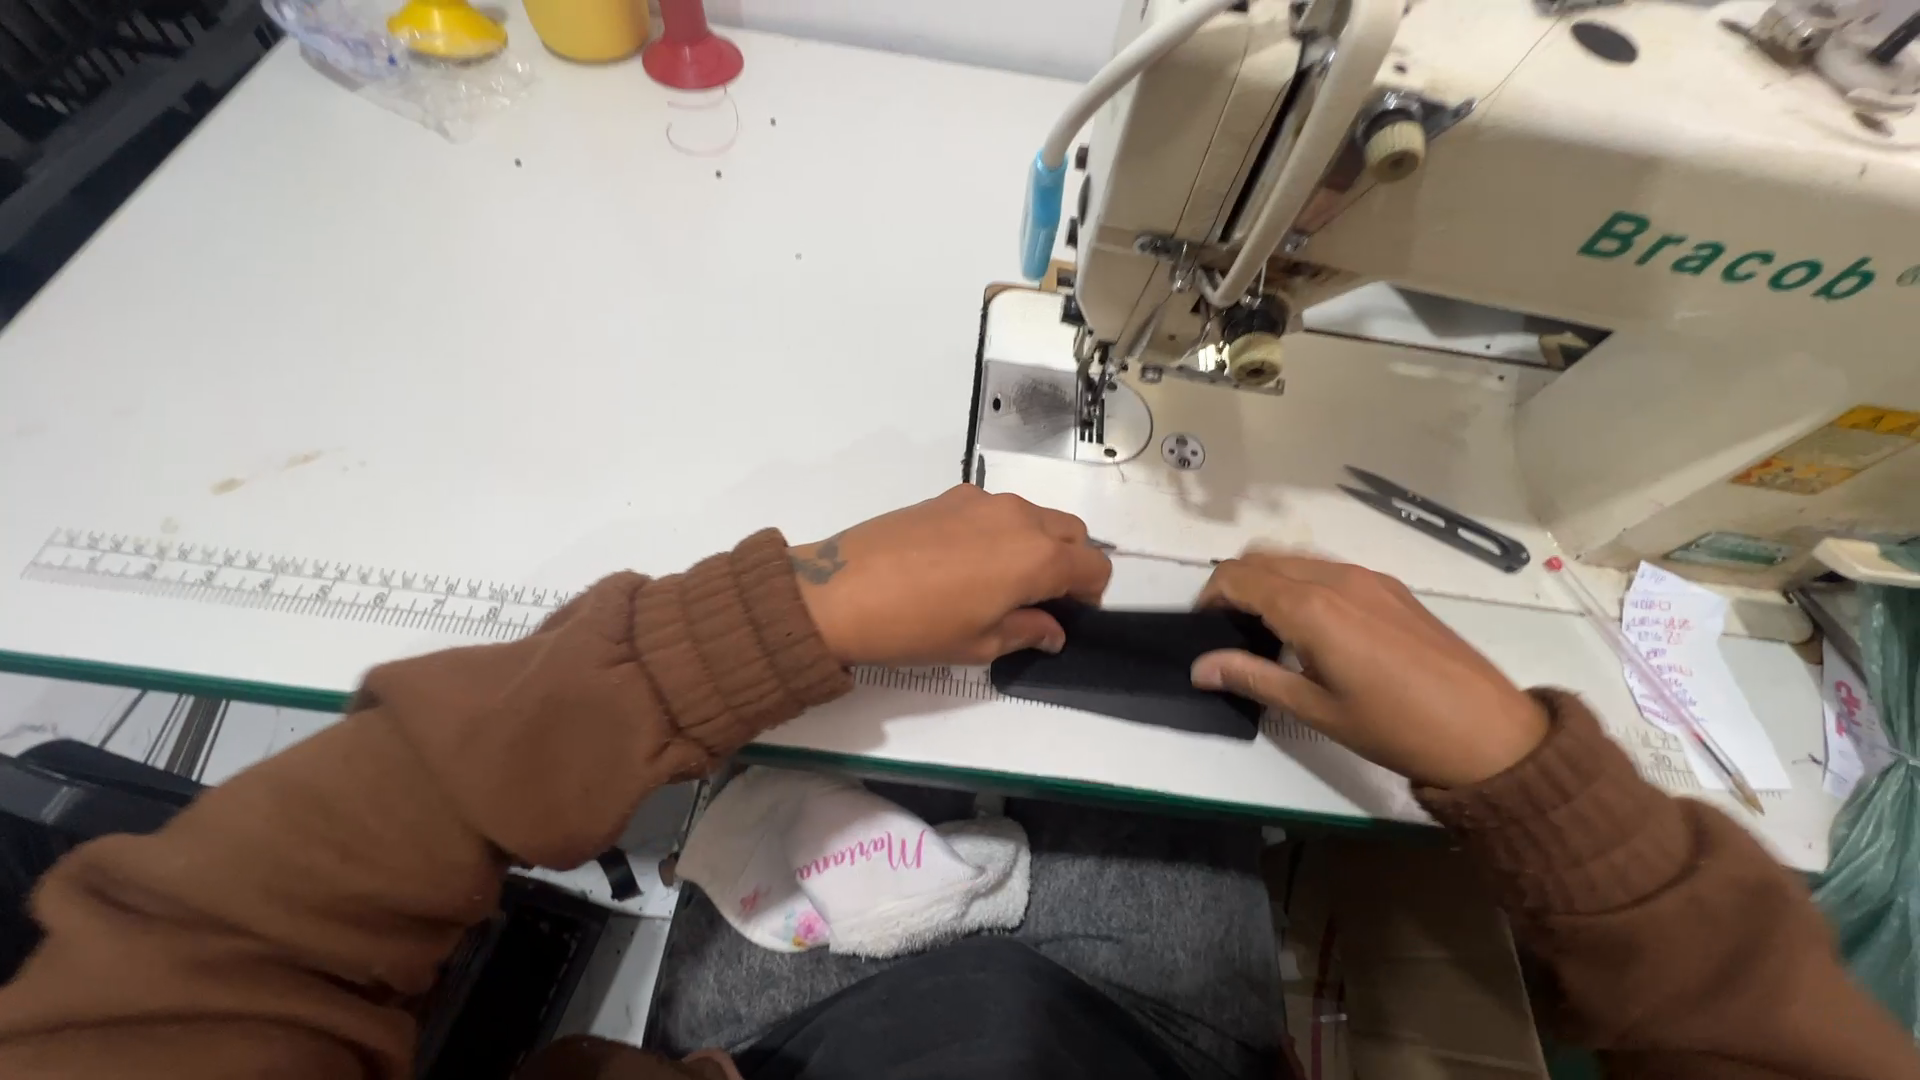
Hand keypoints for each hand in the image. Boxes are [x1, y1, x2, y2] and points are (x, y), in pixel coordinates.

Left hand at [792, 485, 1111, 666]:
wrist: (841, 592)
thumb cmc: (918, 627)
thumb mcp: (980, 643)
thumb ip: (1028, 631)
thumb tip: (1053, 630)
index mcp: (1037, 557)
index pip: (1094, 566)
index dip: (1090, 595)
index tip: (1067, 615)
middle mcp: (1019, 517)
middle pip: (1072, 532)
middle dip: (1070, 562)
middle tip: (1041, 598)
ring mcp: (983, 500)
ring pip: (1034, 515)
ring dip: (1037, 543)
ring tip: (1001, 580)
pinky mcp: (951, 494)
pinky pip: (996, 509)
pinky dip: (1002, 530)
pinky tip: (965, 560)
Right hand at [1189, 551, 1546, 787]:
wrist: (1490, 734)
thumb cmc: (1394, 727)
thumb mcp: (1314, 708)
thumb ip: (1251, 677)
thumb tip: (1199, 666)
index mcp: (1311, 607)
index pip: (1237, 577)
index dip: (1209, 596)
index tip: (1202, 627)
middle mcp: (1335, 578)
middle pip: (1261, 558)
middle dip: (1234, 584)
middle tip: (1228, 627)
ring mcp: (1367, 577)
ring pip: (1295, 558)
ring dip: (1268, 579)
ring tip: (1266, 626)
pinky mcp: (1390, 586)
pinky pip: (1327, 567)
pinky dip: (1300, 581)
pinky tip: (1312, 625)